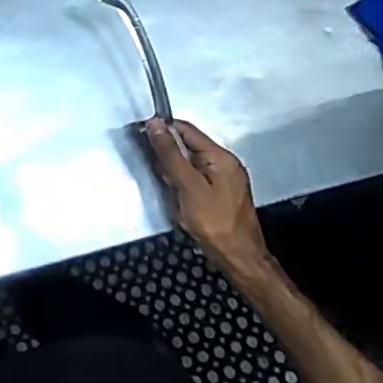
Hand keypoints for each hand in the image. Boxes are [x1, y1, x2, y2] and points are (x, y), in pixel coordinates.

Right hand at [142, 118, 270, 277]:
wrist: (239, 258)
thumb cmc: (213, 222)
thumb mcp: (187, 186)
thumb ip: (170, 154)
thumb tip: (155, 123)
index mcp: (220, 156)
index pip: (186, 130)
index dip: (163, 130)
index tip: (142, 138)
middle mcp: (226, 162)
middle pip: (189, 146)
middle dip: (169, 157)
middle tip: (160, 176)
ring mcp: (226, 179)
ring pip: (192, 164)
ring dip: (176, 173)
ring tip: (171, 192)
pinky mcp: (222, 194)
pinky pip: (198, 179)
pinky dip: (184, 184)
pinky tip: (179, 200)